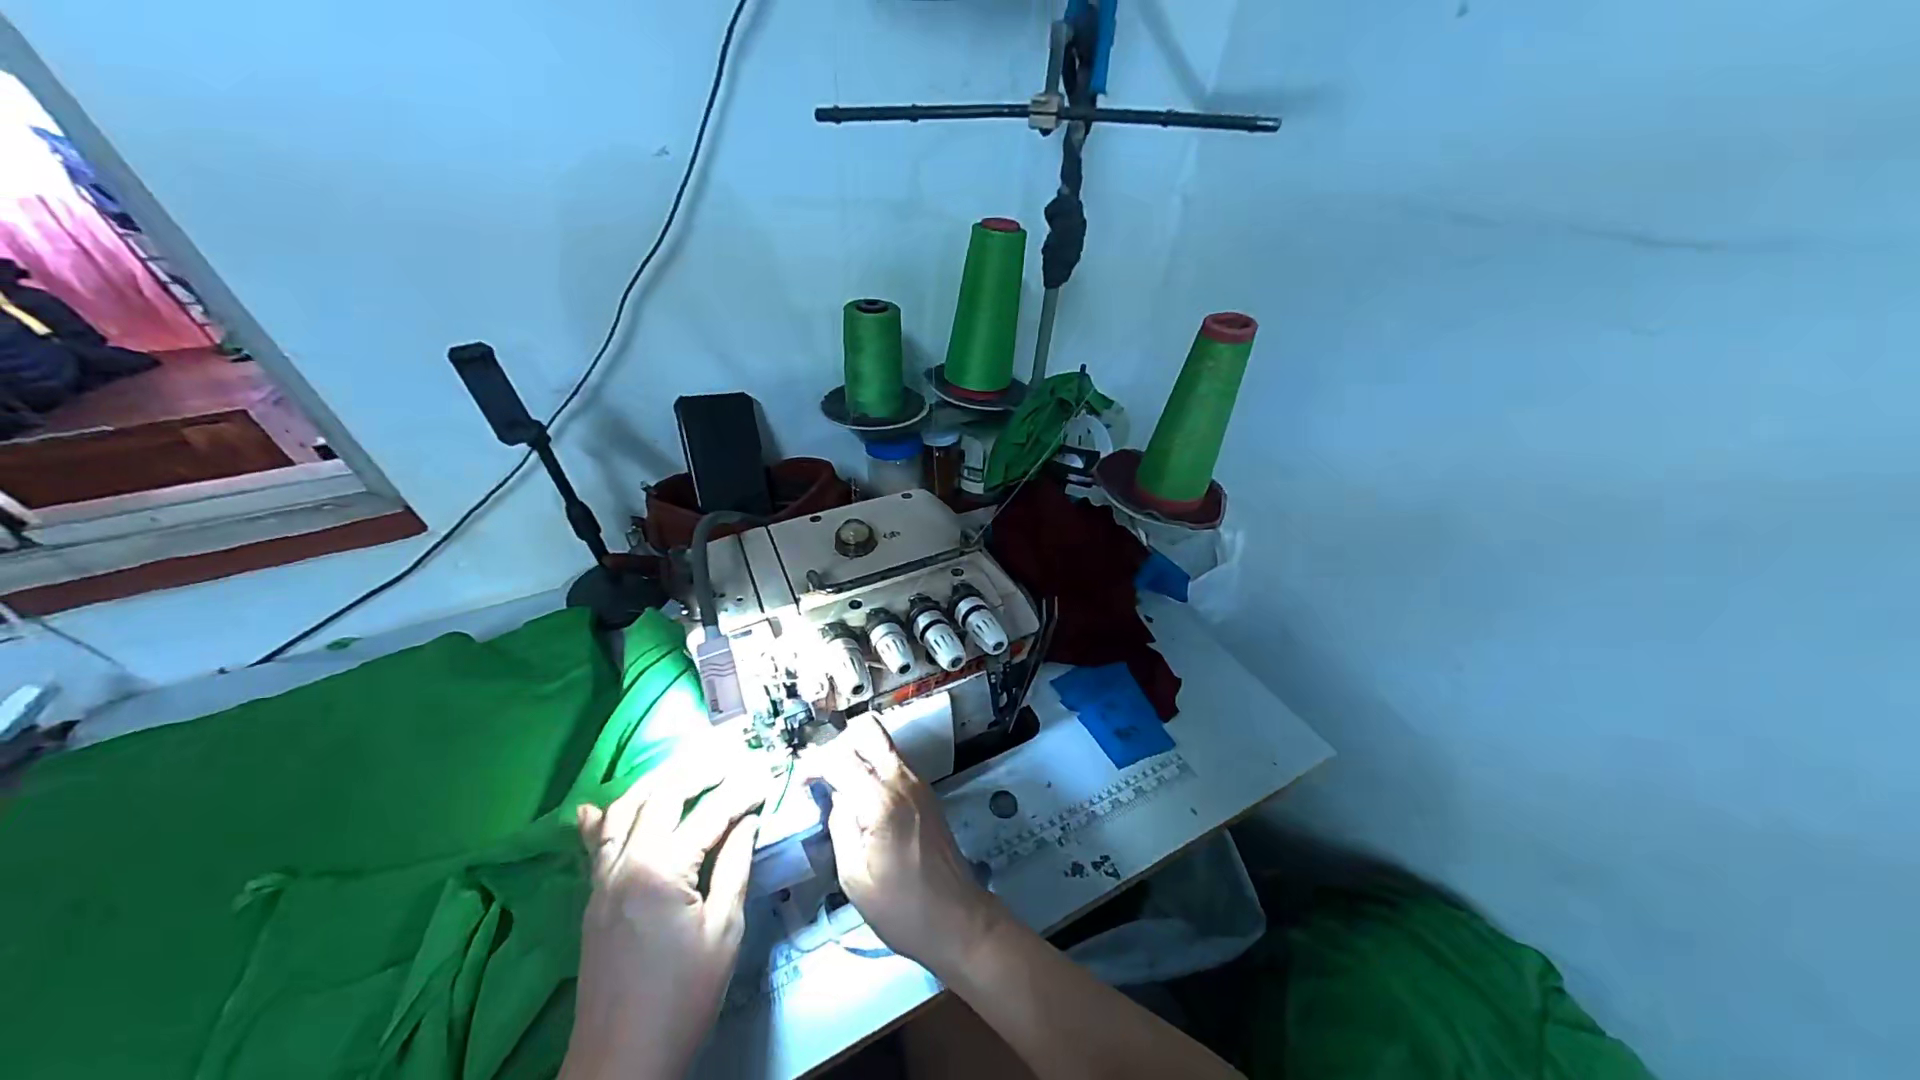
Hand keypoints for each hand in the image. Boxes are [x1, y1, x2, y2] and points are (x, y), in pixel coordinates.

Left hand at [562, 756, 764, 1079]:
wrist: (621, 1060)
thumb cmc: (684, 997)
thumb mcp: (724, 931)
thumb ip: (734, 867)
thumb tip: (746, 822)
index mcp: (661, 870)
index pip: (709, 814)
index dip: (740, 791)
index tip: (764, 775)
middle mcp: (625, 863)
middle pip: (662, 796)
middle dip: (699, 771)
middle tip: (731, 758)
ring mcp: (602, 879)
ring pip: (624, 810)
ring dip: (656, 782)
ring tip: (686, 768)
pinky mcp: (593, 897)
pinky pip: (596, 843)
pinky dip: (604, 818)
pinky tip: (600, 804)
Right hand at [818, 715, 1007, 973]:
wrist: (956, 919)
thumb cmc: (901, 907)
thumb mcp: (854, 876)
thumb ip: (839, 825)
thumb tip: (833, 796)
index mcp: (881, 801)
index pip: (839, 758)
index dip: (813, 766)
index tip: (801, 787)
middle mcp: (903, 780)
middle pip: (868, 730)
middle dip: (839, 745)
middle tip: (824, 777)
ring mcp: (918, 783)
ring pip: (883, 742)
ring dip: (857, 754)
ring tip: (839, 790)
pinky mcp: (925, 793)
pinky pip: (894, 762)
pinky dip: (873, 768)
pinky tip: (861, 801)